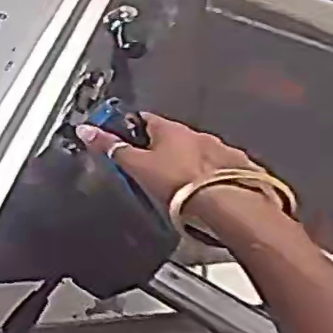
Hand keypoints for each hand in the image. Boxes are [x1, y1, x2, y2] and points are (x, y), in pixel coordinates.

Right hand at [74, 112, 261, 207]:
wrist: (234, 213)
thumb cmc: (183, 187)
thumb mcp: (136, 167)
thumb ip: (110, 147)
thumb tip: (86, 130)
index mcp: (171, 130)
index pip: (142, 119)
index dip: (128, 128)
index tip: (119, 138)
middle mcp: (200, 136)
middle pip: (172, 138)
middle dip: (161, 151)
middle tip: (147, 171)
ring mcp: (225, 154)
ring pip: (199, 155)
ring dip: (189, 166)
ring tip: (178, 189)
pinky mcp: (246, 175)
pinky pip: (223, 173)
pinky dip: (213, 181)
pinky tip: (206, 198)